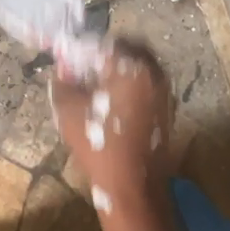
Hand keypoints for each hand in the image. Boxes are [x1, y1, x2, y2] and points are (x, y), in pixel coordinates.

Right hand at [51, 40, 171, 207]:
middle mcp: (154, 74)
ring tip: (92, 84)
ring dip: (115, 70)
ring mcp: (164, 92)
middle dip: (101, 55)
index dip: (80, 48)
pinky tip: (107, 101)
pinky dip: (127, 85)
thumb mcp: (69, 112)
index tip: (64, 56)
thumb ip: (63, 82)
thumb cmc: (100, 147)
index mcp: (132, 68)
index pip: (102, 44)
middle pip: (126, 50)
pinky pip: (144, 85)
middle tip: (80, 66)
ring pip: (138, 67)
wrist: (133, 186)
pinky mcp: (166, 109)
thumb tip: (64, 68)